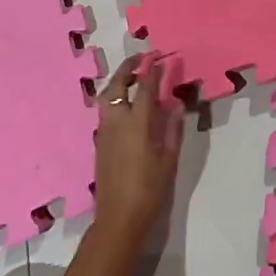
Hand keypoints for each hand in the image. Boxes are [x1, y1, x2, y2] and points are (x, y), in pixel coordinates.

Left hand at [92, 53, 185, 242]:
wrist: (118, 217)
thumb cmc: (150, 188)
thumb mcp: (169, 159)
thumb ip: (173, 128)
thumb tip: (176, 104)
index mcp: (138, 123)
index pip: (145, 87)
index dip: (152, 70)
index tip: (159, 58)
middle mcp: (117, 120)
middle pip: (118, 85)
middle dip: (128, 68)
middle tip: (141, 58)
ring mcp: (104, 130)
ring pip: (107, 96)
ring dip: (118, 81)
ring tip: (132, 77)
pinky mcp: (99, 141)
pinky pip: (105, 109)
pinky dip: (114, 97)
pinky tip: (125, 103)